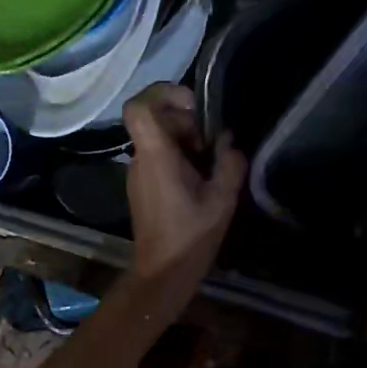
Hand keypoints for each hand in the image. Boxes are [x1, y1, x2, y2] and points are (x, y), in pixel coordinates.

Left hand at [121, 84, 247, 289]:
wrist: (162, 274)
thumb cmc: (190, 238)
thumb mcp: (222, 199)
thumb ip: (229, 162)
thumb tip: (227, 142)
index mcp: (155, 155)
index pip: (139, 107)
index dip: (163, 93)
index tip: (194, 106)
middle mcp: (139, 160)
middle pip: (157, 120)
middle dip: (188, 123)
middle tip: (213, 147)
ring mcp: (138, 174)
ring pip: (159, 140)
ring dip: (187, 143)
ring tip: (211, 167)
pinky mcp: (142, 188)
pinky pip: (159, 159)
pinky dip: (180, 160)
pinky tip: (201, 182)